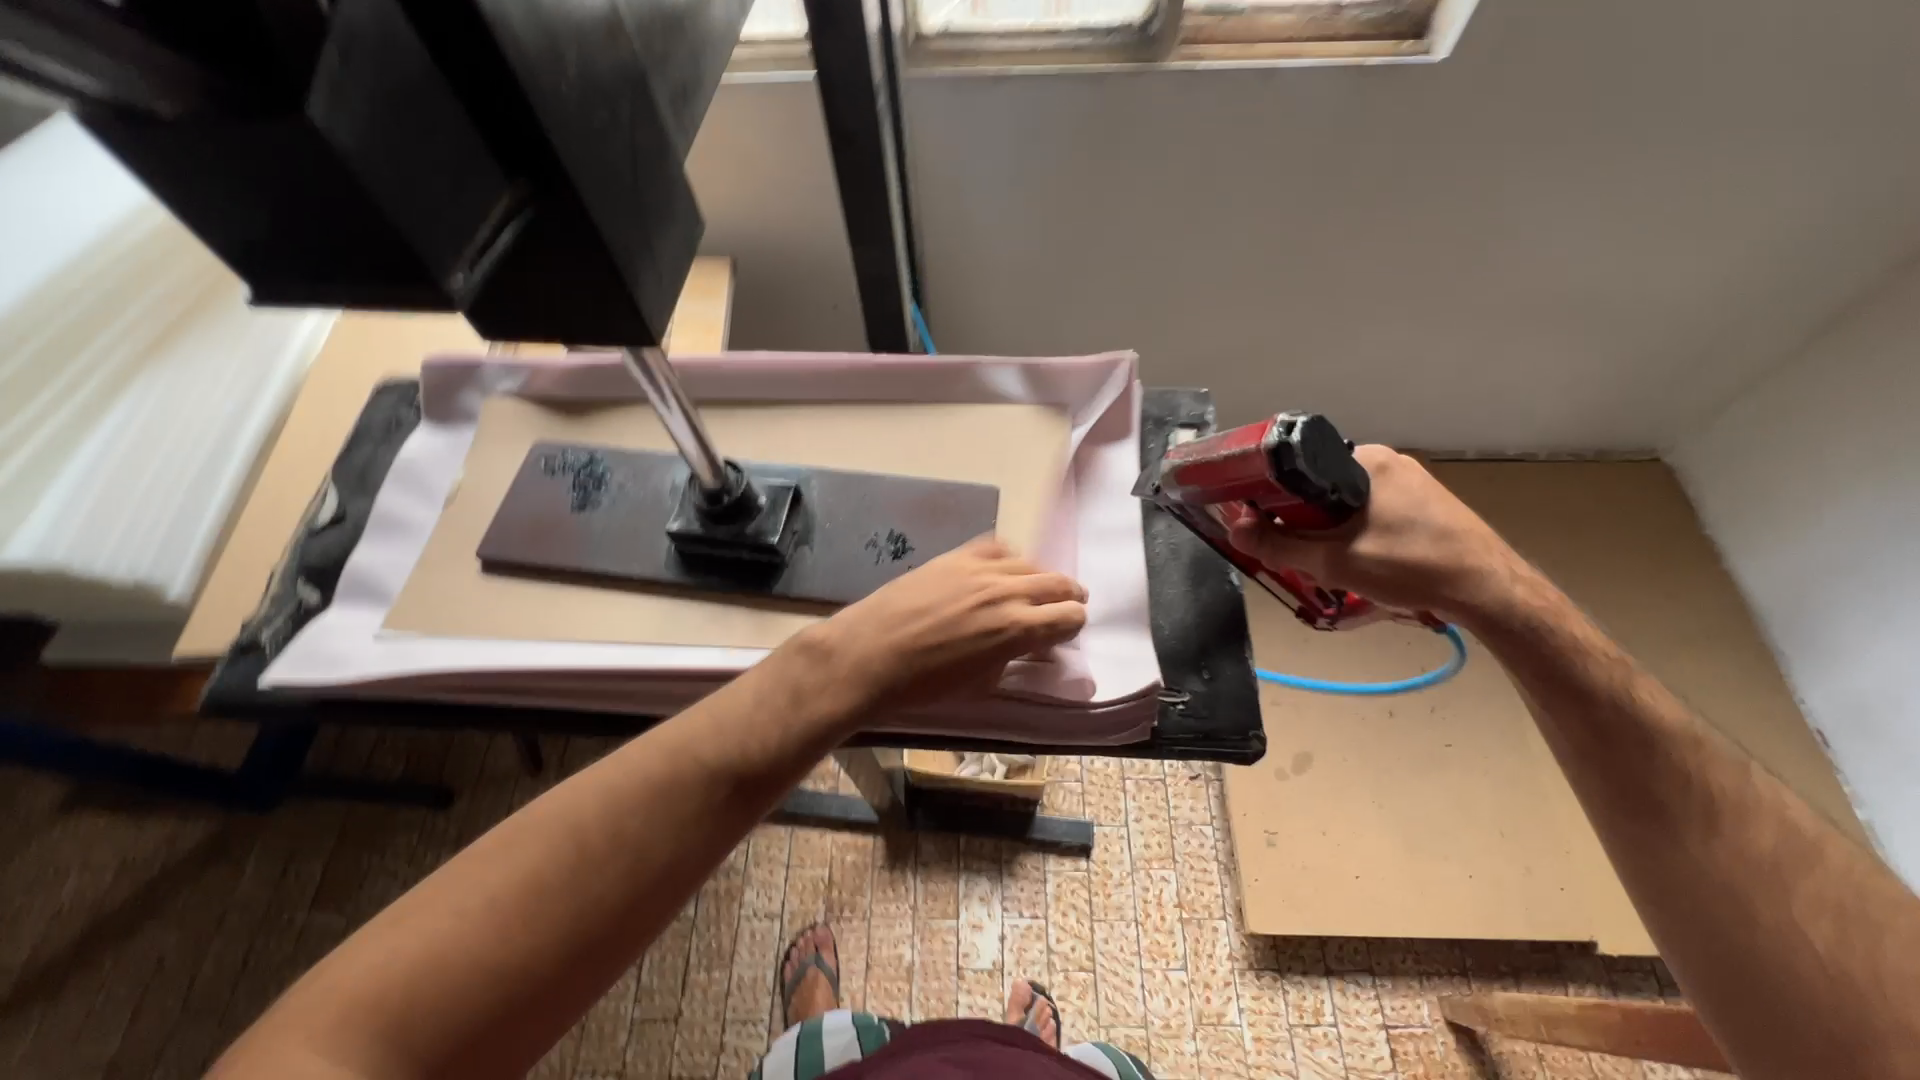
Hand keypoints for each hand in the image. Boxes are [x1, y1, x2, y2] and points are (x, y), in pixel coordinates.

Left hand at [795, 536, 1088, 714]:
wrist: (868, 655)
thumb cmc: (924, 685)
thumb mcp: (981, 683)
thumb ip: (1014, 660)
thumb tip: (1029, 648)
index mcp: (1018, 628)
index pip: (1069, 617)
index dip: (1073, 626)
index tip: (1067, 633)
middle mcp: (1006, 591)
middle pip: (1057, 584)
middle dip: (1069, 597)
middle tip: (1070, 606)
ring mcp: (979, 569)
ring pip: (1029, 563)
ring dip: (1040, 578)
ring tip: (1037, 589)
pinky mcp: (954, 556)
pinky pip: (995, 547)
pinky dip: (1007, 560)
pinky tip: (1002, 571)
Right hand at [1226, 445, 1531, 623]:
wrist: (1490, 591)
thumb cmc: (1411, 565)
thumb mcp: (1334, 561)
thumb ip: (1279, 546)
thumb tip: (1234, 528)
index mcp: (1365, 460)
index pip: (1299, 470)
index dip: (1273, 498)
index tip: (1261, 525)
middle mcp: (1387, 463)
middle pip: (1321, 491)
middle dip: (1304, 525)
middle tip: (1299, 557)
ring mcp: (1411, 484)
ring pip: (1347, 507)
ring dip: (1331, 536)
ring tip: (1333, 568)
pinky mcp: (1426, 507)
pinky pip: (1373, 516)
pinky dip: (1358, 538)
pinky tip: (1363, 567)